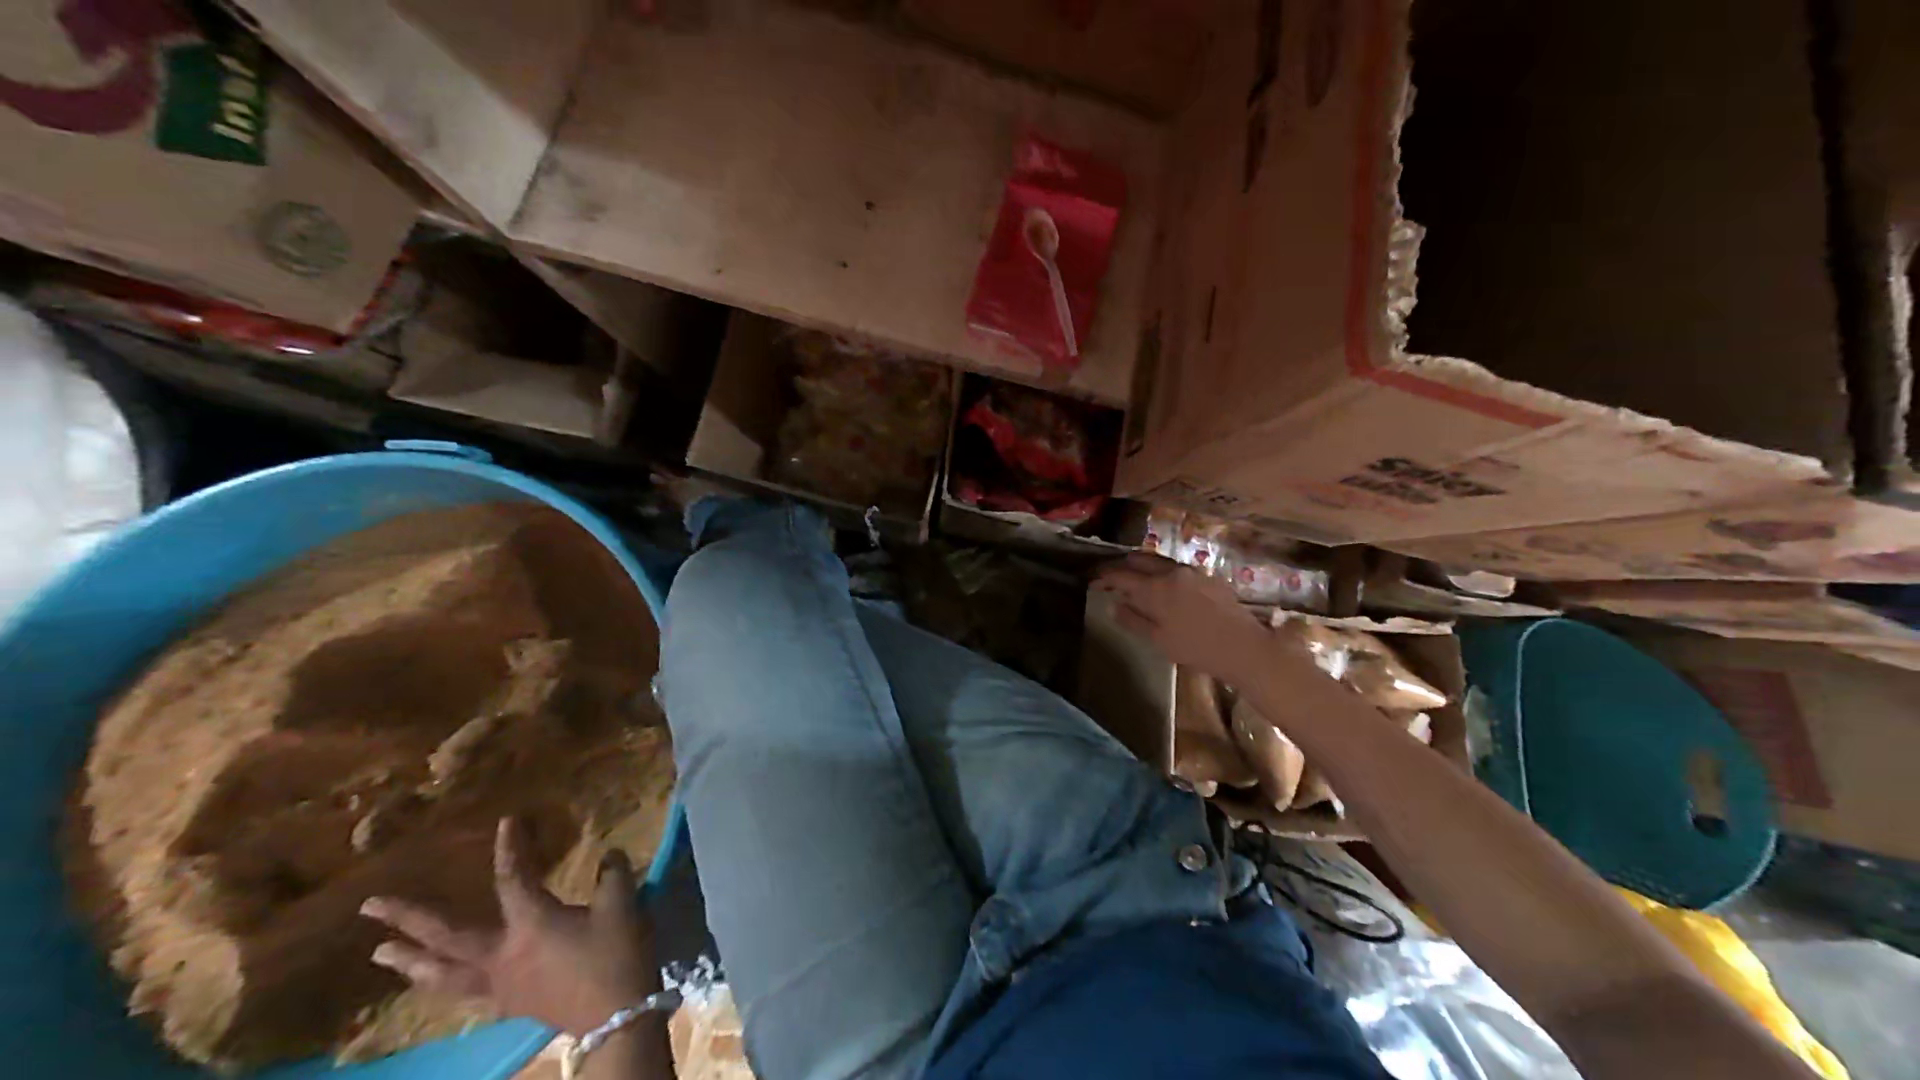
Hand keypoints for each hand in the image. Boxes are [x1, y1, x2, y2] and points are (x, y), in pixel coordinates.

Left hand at [361, 818, 659, 1035]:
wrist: (616, 1016)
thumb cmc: (616, 955)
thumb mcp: (622, 905)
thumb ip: (612, 874)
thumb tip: (608, 854)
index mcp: (531, 923)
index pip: (513, 878)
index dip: (510, 848)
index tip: (506, 822)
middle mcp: (504, 953)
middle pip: (447, 936)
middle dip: (408, 919)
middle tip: (370, 907)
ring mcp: (502, 983)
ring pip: (444, 974)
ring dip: (411, 962)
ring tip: (381, 954)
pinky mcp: (511, 1003)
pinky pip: (466, 993)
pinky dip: (445, 985)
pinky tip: (439, 983)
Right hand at [1092, 554, 1278, 685]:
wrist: (1244, 647)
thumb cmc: (1196, 648)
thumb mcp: (1159, 640)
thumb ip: (1133, 620)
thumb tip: (1113, 604)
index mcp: (1155, 588)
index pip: (1121, 575)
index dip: (1104, 576)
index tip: (1093, 581)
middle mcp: (1171, 572)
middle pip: (1139, 560)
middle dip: (1121, 566)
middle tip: (1111, 577)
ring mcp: (1192, 571)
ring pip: (1159, 560)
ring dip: (1142, 566)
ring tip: (1134, 578)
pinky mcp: (1208, 576)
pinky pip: (1177, 567)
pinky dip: (1162, 571)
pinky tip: (1163, 585)